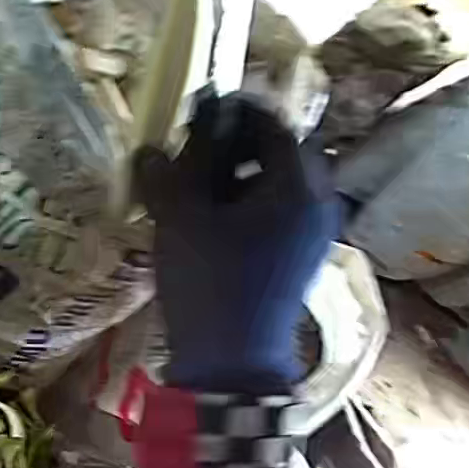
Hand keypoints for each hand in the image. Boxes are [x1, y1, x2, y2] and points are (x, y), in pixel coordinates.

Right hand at [134, 92, 336, 392]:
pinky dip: (244, 206)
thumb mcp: (179, 223)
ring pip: (276, 186)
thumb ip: (166, 177)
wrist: (230, 360)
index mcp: (299, 184)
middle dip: (234, 146)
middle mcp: (320, 201)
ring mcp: (312, 234)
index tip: (199, 107)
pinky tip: (209, 220)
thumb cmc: (208, 283)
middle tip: (191, 150)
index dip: (234, 111)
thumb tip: (149, 149)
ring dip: (237, 177)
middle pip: (279, 154)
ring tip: (194, 187)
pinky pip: (275, 214)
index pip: (272, 125)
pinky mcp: (298, 259)